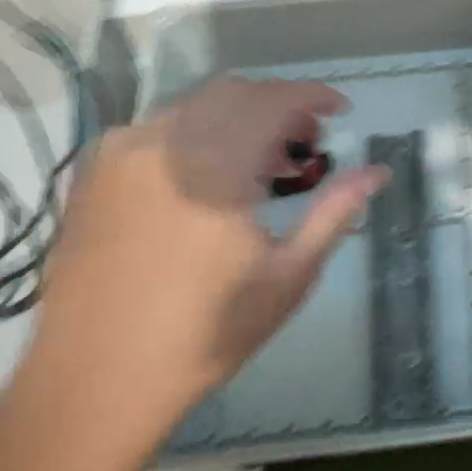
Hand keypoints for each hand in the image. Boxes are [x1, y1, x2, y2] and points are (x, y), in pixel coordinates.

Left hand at [26, 76, 387, 412]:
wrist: (97, 377)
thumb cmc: (207, 334)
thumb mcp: (288, 276)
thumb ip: (335, 212)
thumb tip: (378, 172)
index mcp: (215, 168)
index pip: (274, 101)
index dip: (313, 97)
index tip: (341, 111)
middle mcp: (163, 144)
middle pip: (233, 93)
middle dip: (277, 106)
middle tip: (306, 144)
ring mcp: (120, 155)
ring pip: (191, 107)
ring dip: (235, 119)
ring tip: (260, 167)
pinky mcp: (93, 174)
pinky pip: (155, 130)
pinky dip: (194, 136)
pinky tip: (206, 180)